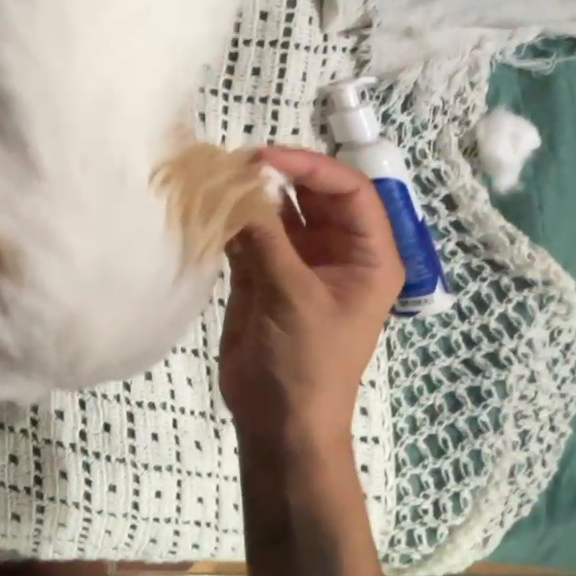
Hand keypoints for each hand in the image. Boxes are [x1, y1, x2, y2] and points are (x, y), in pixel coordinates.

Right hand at [220, 147, 403, 446]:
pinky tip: (207, 206)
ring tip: (216, 177)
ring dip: (250, 194)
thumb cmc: (307, 362)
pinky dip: (229, 218)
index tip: (265, 158)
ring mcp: (296, 262)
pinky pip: (248, 233)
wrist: (279, 418)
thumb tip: (236, 187)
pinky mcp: (261, 274)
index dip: (311, 167)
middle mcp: (335, 252)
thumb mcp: (293, 296)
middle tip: (234, 163)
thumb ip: (266, 239)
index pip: (349, 192)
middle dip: (278, 175)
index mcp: (367, 257)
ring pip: (277, 212)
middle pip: (312, 195)